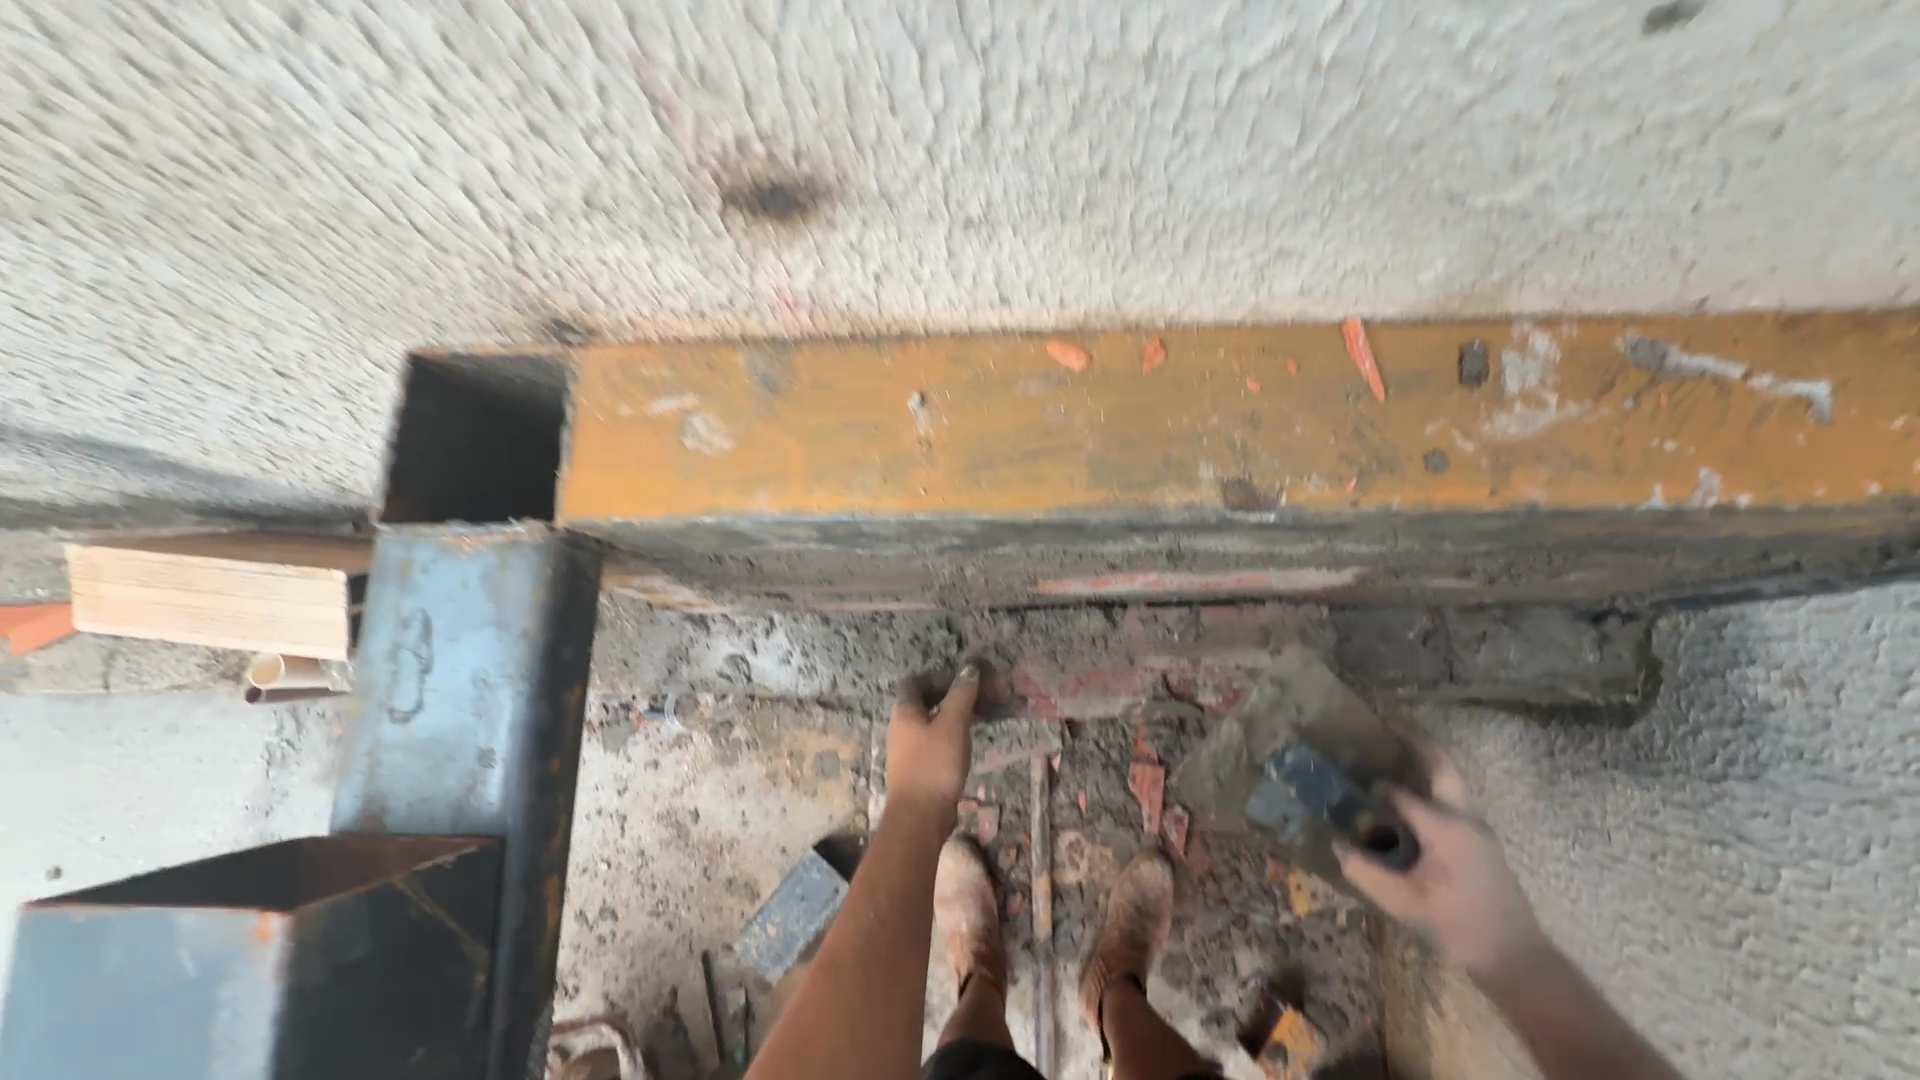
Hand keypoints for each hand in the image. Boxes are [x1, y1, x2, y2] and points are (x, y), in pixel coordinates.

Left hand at [885, 663, 980, 809]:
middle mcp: (901, 727)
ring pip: (930, 722)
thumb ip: (961, 695)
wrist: (920, 815)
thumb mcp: (952, 724)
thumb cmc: (934, 764)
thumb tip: (969, 668)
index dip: (937, 676)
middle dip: (949, 696)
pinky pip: (934, 741)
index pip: (914, 682)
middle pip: (923, 701)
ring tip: (978, 716)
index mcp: (904, 712)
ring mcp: (908, 749)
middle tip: (976, 696)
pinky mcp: (918, 767)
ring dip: (952, 716)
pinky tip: (967, 741)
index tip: (962, 679)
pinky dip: (950, 734)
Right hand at [1338, 749, 1547, 979]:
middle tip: (1391, 725)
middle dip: (1417, 745)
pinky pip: (1452, 807)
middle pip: (1441, 769)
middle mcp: (1464, 819)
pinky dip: (1431, 796)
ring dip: (1424, 771)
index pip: (1398, 794)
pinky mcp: (1483, 845)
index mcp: (1444, 826)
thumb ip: (1364, 871)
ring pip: (1449, 787)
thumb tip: (1337, 846)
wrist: (1515, 955)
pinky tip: (1411, 814)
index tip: (1348, 787)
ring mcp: (1479, 831)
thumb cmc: (1456, 924)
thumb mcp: (1402, 902)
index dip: (1372, 791)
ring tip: (1394, 765)